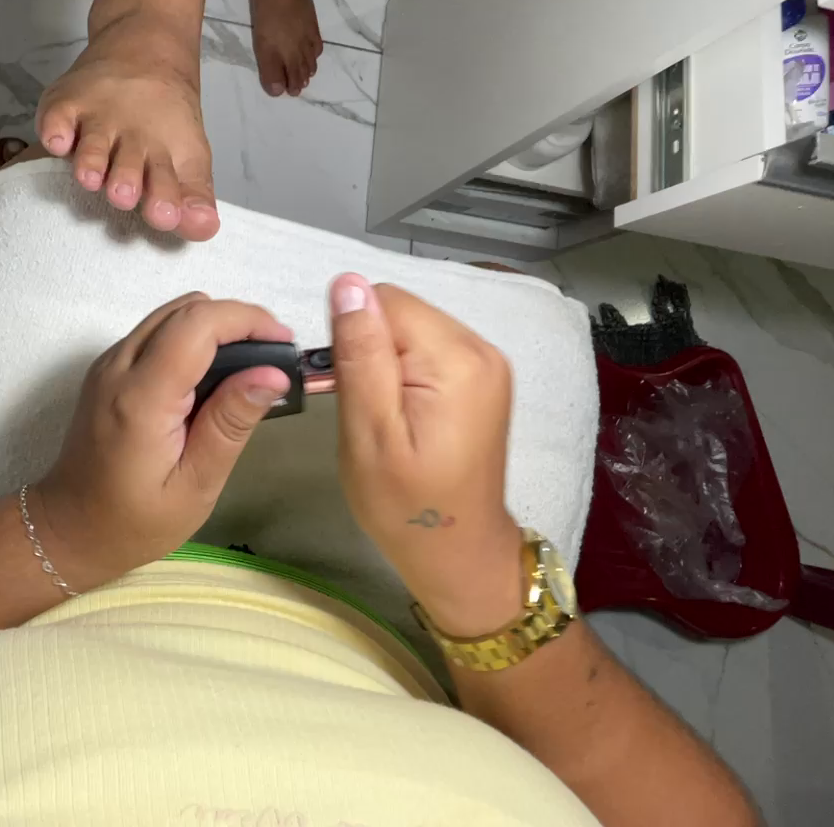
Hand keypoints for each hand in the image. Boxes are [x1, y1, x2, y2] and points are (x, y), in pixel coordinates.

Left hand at [30, 292, 292, 586]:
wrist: (68, 528)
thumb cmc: (134, 521)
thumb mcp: (195, 485)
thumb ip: (230, 423)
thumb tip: (273, 373)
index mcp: (140, 397)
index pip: (196, 325)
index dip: (246, 319)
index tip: (284, 342)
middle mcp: (118, 366)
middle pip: (185, 309)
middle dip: (236, 320)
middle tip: (273, 356)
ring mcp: (109, 363)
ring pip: (170, 314)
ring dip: (215, 326)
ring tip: (250, 365)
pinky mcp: (108, 368)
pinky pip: (157, 332)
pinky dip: (193, 338)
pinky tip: (213, 376)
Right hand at [36, 4, 220, 240]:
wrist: (144, 51)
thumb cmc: (165, 120)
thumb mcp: (189, 157)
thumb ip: (194, 197)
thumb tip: (205, 228)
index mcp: (165, 157)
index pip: (169, 181)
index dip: (166, 200)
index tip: (166, 216)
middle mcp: (133, 139)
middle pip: (129, 164)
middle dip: (125, 180)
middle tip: (123, 195)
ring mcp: (99, 120)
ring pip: (93, 144)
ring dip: (91, 160)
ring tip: (90, 177)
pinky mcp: (68, 104)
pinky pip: (58, 116)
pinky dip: (55, 128)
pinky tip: (56, 141)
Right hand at [327, 273, 528, 635]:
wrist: (457, 551)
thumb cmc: (404, 503)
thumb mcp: (369, 431)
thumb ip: (359, 353)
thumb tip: (347, 283)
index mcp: (455, 359)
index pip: (384, 301)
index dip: (353, 338)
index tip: (351, 389)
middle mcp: (480, 347)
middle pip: (399, 310)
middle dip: (370, 348)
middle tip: (367, 409)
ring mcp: (486, 360)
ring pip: (410, 326)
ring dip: (386, 360)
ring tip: (385, 414)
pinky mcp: (482, 374)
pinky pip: (427, 345)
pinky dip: (404, 369)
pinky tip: (404, 411)